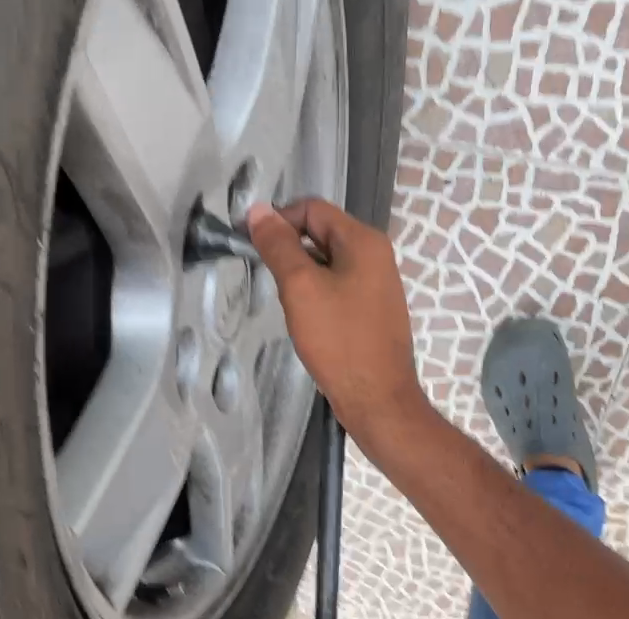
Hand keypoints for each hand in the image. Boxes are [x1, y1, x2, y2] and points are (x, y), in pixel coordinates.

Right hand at [246, 200, 428, 439]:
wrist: (378, 399)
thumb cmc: (340, 341)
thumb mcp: (300, 288)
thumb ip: (279, 246)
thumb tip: (259, 211)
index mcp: (364, 241)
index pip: (312, 209)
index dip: (278, 220)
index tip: (250, 244)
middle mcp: (377, 257)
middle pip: (322, 235)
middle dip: (291, 252)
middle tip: (270, 281)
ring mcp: (379, 287)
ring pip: (329, 266)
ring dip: (303, 278)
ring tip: (290, 306)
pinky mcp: (374, 314)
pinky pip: (340, 291)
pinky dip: (319, 299)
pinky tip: (309, 324)